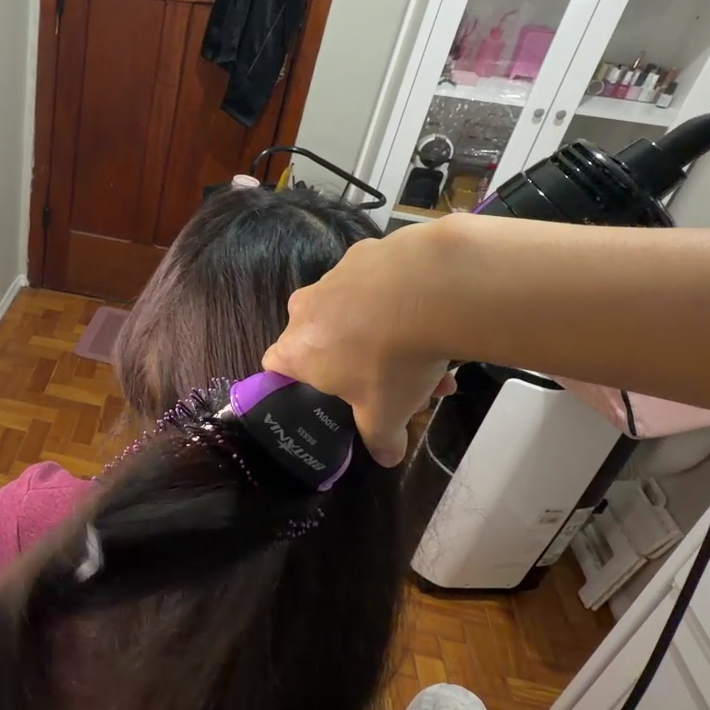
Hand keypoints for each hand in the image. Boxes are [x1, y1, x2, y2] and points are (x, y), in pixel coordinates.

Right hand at [264, 226, 455, 465]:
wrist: (431, 289)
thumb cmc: (390, 361)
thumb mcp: (386, 413)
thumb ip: (380, 438)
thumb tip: (387, 459)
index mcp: (296, 350)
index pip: (275, 366)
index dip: (297, 382)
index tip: (328, 393)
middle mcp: (305, 308)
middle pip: (320, 338)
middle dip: (354, 359)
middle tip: (393, 378)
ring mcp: (336, 275)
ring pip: (354, 309)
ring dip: (382, 329)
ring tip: (431, 351)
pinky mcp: (369, 250)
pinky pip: (379, 281)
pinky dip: (400, 297)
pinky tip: (434, 311)